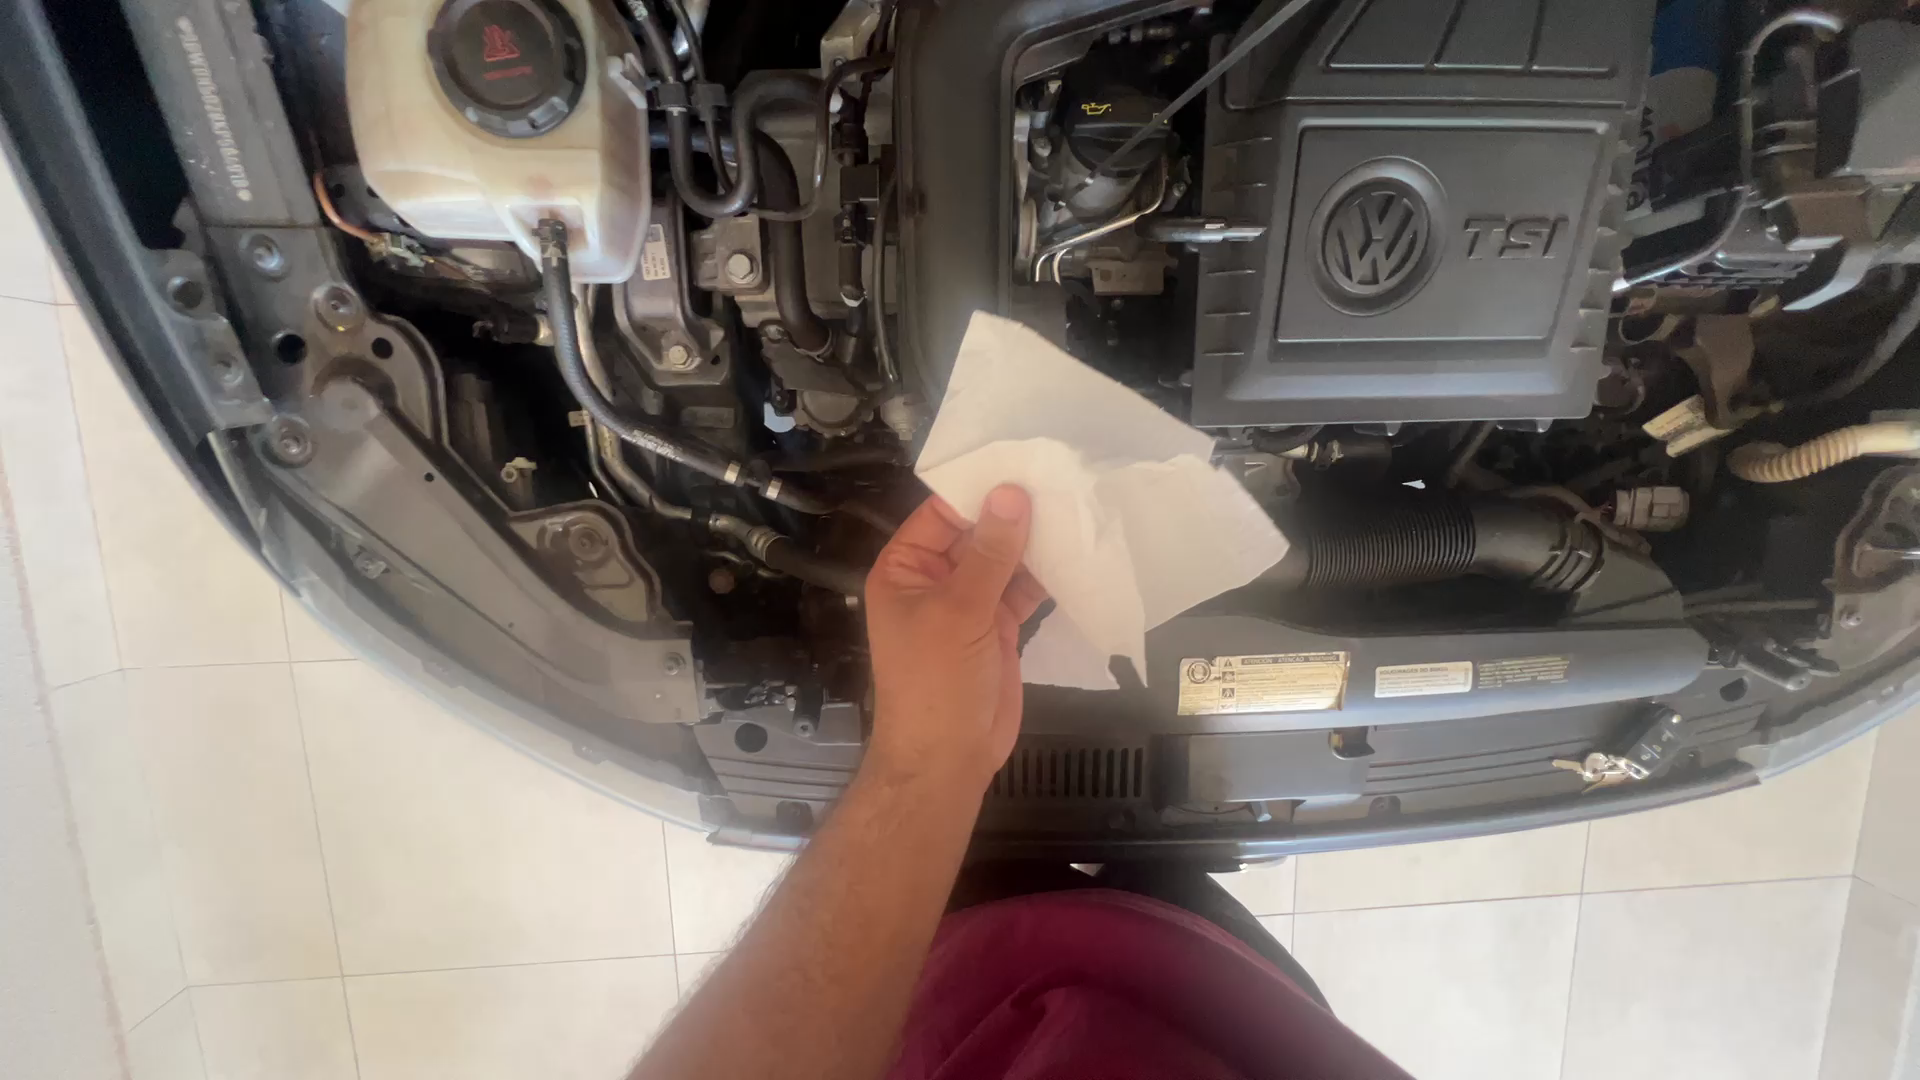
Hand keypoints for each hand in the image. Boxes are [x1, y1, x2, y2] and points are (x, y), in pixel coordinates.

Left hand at [864, 486, 1047, 795]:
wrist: (949, 757)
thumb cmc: (934, 683)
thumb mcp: (959, 612)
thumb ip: (990, 554)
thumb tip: (1010, 496)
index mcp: (906, 569)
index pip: (941, 514)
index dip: (978, 491)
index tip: (1020, 464)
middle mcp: (935, 580)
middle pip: (976, 533)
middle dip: (1013, 514)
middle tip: (1059, 480)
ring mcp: (969, 603)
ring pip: (1003, 560)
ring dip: (1033, 542)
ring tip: (1073, 509)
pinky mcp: (998, 625)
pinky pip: (1022, 588)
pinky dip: (1045, 574)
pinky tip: (1073, 553)